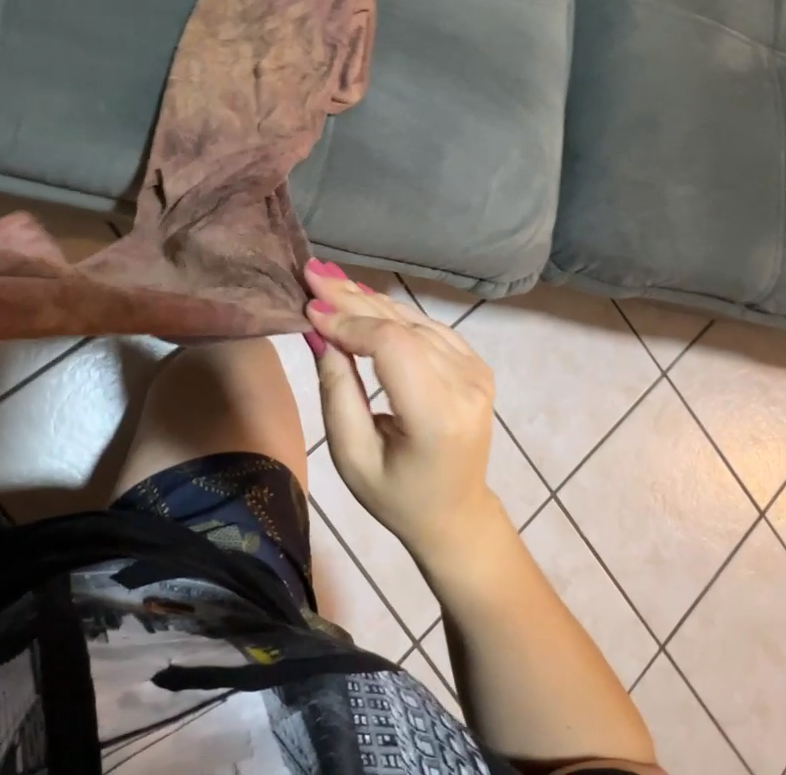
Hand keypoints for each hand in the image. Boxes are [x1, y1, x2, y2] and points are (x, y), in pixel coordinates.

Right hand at [303, 260, 501, 557]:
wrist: (455, 513)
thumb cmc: (396, 495)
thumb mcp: (353, 455)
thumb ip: (338, 391)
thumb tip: (320, 332)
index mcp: (437, 416)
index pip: (392, 347)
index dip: (348, 322)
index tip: (309, 309)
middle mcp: (465, 386)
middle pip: (403, 326)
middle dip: (352, 299)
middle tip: (311, 273)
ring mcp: (476, 373)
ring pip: (415, 320)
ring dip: (369, 301)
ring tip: (329, 280)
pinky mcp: (475, 366)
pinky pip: (428, 328)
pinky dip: (393, 314)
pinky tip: (362, 299)